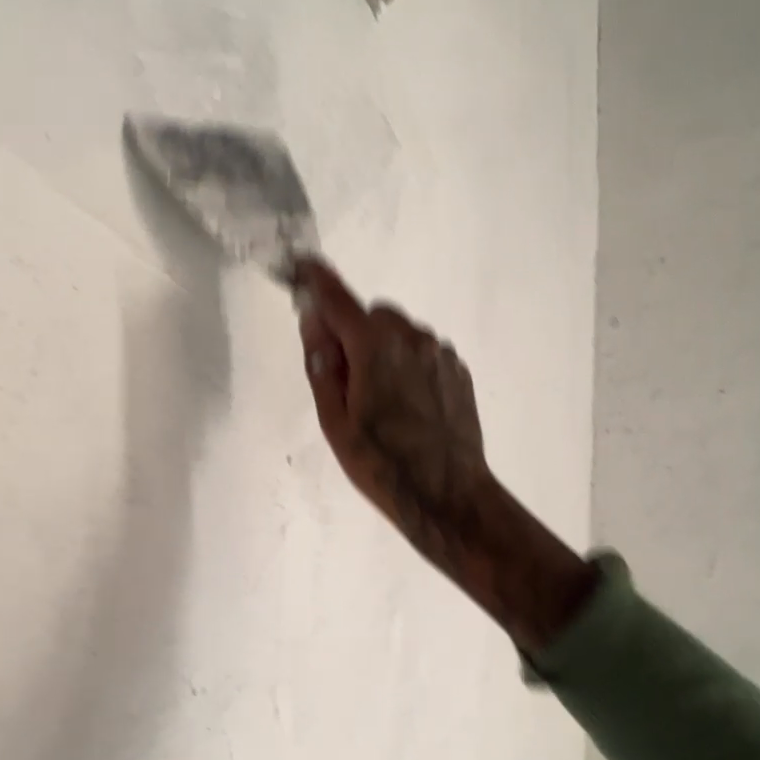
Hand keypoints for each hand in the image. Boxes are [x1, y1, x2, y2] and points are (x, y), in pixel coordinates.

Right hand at [294, 259, 491, 565]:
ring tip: (382, 403)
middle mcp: (411, 337)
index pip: (338, 299)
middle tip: (347, 382)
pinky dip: (407, 366)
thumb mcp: (334, 420)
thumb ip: (321, 364)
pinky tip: (408, 408)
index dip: (316, 281)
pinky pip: (422, 353)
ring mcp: (440, 353)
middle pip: (372, 315)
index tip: (301, 265)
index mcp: (374, 346)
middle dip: (354, 335)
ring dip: (383, 351)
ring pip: (399, 334)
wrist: (447, 494)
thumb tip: (313, 322)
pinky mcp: (458, 370)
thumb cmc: (380, 464)